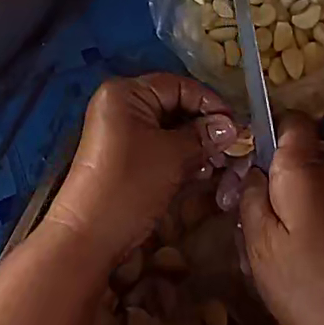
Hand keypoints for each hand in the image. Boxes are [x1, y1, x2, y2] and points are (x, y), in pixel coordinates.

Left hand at [45, 73, 237, 263]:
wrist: (87, 239)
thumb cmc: (130, 185)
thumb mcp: (173, 156)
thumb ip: (203, 136)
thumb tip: (231, 127)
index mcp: (126, 92)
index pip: (178, 85)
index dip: (210, 103)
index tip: (236, 126)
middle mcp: (120, 105)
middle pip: (173, 105)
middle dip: (204, 126)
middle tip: (232, 147)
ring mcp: (119, 131)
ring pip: (167, 128)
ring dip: (195, 143)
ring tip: (220, 162)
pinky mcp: (122, 156)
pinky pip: (157, 145)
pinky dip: (179, 155)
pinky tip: (201, 171)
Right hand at [238, 115, 323, 324]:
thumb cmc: (307, 282)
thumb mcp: (260, 240)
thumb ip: (251, 196)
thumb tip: (252, 171)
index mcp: (302, 166)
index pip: (290, 120)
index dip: (265, 128)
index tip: (240, 157)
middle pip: (287, 156)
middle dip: (259, 177)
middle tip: (232, 212)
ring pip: (293, 188)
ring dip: (270, 208)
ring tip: (249, 246)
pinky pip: (306, 211)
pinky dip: (287, 228)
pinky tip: (273, 263)